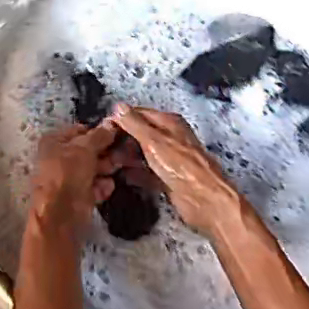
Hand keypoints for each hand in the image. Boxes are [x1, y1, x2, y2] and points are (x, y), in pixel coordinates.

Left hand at [27, 121, 120, 228]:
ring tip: (118, 168)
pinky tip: (106, 188)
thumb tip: (111, 126)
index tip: (119, 134)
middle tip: (126, 152)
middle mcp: (60, 157)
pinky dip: (101, 186)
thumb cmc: (68, 173)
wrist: (61, 213)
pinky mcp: (78, 195)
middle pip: (88, 150)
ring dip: (107, 168)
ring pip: (93, 168)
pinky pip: (94, 186)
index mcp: (55, 141)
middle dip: (107, 152)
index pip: (80, 131)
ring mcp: (69, 177)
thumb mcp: (84, 148)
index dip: (99, 132)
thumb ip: (99, 137)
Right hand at [107, 104, 246, 236]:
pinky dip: (135, 173)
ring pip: (142, 153)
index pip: (138, 114)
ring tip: (108, 162)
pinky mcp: (169, 178)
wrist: (206, 201)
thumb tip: (118, 106)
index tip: (102, 128)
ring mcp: (170, 159)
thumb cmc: (182, 167)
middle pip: (139, 134)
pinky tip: (122, 176)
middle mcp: (170, 138)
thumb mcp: (153, 141)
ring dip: (126, 157)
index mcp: (169, 123)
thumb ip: (134, 124)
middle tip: (103, 148)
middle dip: (121, 140)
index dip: (120, 120)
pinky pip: (147, 172)